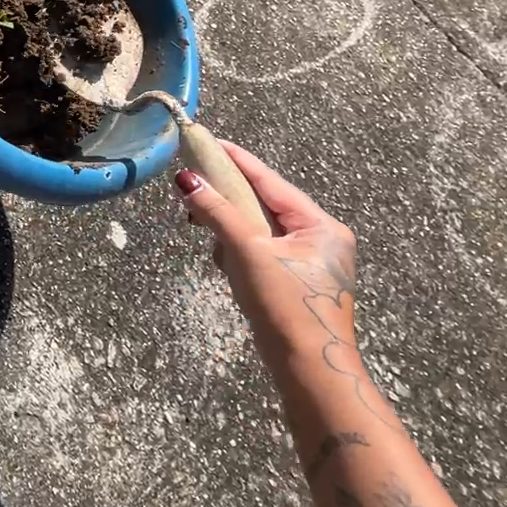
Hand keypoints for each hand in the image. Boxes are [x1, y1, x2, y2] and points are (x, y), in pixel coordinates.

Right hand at [173, 141, 359, 374]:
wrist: (308, 368)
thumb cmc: (285, 305)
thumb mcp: (247, 251)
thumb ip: (216, 212)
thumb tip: (185, 178)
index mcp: (321, 226)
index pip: (269, 181)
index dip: (236, 159)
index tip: (206, 139)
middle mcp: (319, 238)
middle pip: (261, 201)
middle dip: (224, 196)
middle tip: (190, 186)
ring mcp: (307, 260)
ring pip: (255, 224)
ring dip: (226, 225)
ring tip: (200, 227)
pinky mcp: (291, 278)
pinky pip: (255, 245)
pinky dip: (234, 245)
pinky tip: (222, 258)